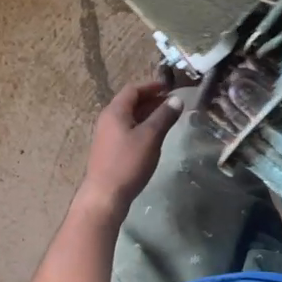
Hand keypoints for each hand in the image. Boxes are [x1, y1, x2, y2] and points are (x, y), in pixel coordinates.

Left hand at [77, 82, 183, 219]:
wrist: (105, 195)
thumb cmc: (128, 162)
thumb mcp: (150, 137)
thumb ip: (164, 116)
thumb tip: (176, 99)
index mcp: (115, 111)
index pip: (133, 89)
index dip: (151, 86)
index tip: (169, 87)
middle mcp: (108, 119)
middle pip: (130, 102)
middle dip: (151, 100)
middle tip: (171, 102)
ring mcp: (107, 135)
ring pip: (129, 117)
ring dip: (147, 114)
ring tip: (167, 117)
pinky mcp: (109, 150)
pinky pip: (127, 129)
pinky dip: (141, 126)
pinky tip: (153, 136)